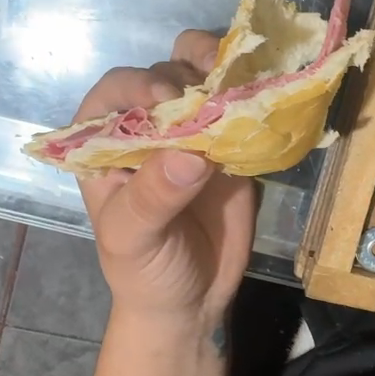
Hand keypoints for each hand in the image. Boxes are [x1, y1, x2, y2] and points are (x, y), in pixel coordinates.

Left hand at [73, 30, 256, 324]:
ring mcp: (193, 134)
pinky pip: (241, 110)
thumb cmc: (145, 272)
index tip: (168, 100)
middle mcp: (149, 128)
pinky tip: (267, 98)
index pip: (115, 92)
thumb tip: (190, 153)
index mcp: (107, 144)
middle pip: (165, 74)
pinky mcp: (232, 146)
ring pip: (204, 81)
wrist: (194, 302)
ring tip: (242, 84)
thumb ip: (154, 197)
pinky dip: (253, 98)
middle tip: (211, 97)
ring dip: (222, 73)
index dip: (139, 85)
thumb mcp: (134, 240)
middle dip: (188, 75)